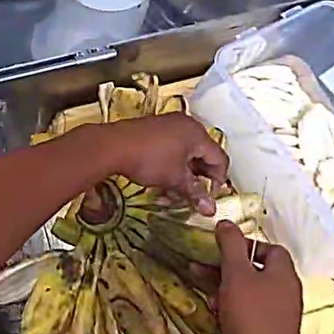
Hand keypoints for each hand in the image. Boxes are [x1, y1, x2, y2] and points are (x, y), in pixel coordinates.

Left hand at [80, 113, 227, 212]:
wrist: (113, 145)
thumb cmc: (149, 160)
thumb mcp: (175, 179)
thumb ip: (195, 193)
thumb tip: (210, 209)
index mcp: (197, 133)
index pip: (219, 158)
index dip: (218, 181)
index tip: (208, 197)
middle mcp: (186, 124)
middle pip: (203, 154)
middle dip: (198, 179)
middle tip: (192, 196)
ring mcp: (169, 124)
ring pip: (186, 153)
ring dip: (183, 175)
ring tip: (173, 192)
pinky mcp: (154, 128)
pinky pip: (172, 146)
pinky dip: (172, 164)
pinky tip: (162, 181)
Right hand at [214, 221, 302, 333]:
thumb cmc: (249, 316)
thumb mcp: (235, 273)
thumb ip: (231, 244)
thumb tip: (226, 222)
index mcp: (285, 275)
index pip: (270, 248)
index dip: (246, 243)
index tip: (222, 247)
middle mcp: (288, 293)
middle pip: (258, 269)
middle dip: (229, 266)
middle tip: (206, 266)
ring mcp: (280, 316)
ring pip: (251, 291)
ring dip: (227, 286)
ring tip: (205, 288)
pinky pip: (251, 311)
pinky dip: (233, 307)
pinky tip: (215, 312)